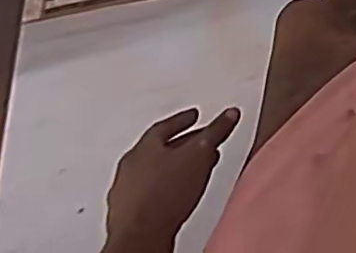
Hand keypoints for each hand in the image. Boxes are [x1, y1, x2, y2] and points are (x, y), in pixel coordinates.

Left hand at [104, 107, 241, 250]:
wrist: (141, 240)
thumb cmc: (163, 195)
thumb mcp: (200, 153)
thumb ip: (216, 131)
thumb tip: (229, 114)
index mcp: (142, 150)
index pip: (164, 127)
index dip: (182, 119)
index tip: (193, 116)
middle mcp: (129, 171)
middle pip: (160, 150)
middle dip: (183, 144)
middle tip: (200, 140)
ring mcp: (126, 196)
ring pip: (155, 173)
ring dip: (177, 167)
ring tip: (197, 167)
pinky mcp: (129, 218)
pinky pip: (152, 194)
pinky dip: (168, 188)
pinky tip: (181, 192)